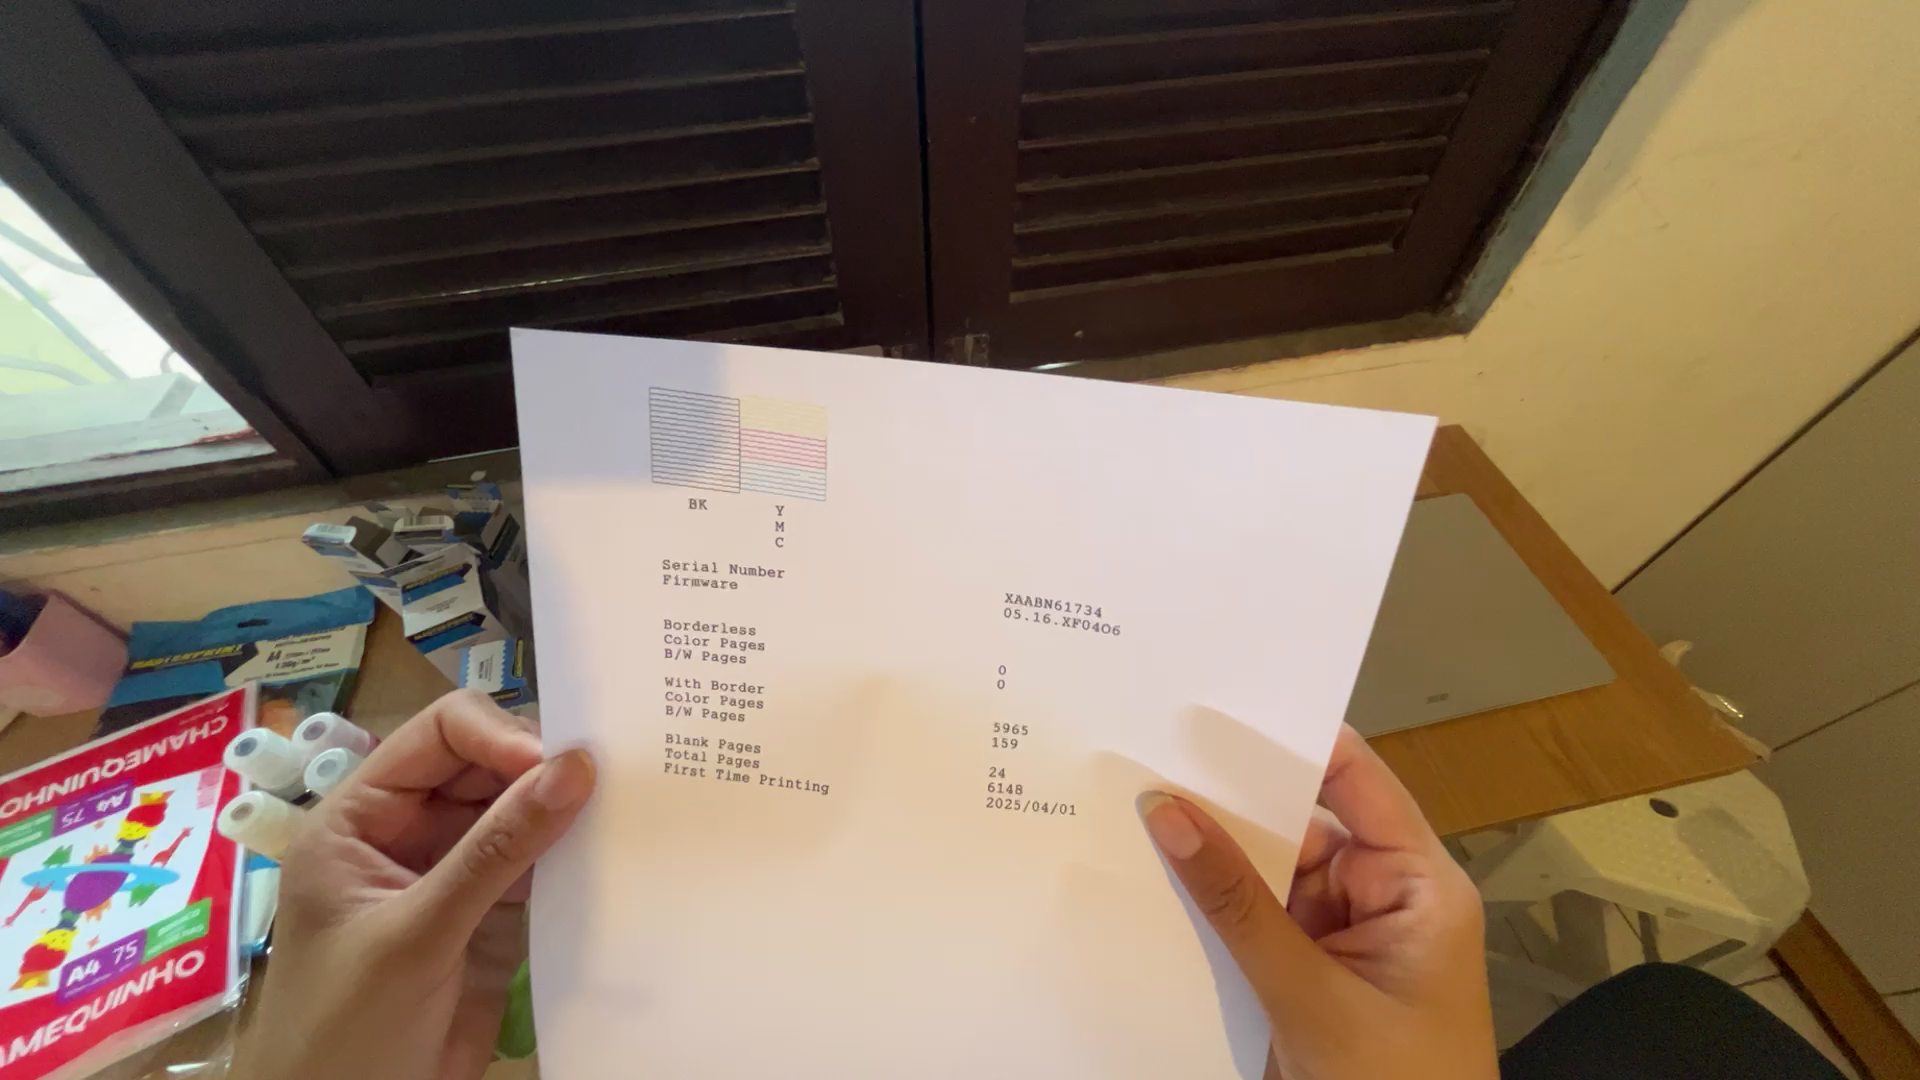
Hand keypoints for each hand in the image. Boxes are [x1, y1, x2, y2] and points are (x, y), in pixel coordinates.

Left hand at [233, 690, 594, 1079]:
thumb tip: (578, 765)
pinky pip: (546, 848)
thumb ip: (497, 848)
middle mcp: (415, 826)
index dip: (500, 736)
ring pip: (525, 801)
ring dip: (567, 802)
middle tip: (604, 782)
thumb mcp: (417, 934)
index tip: (558, 766)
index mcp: (364, 817)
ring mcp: (459, 862)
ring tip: (622, 801)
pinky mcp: (499, 898)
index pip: (442, 733)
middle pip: (492, 759)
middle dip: (544, 765)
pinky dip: (577, 843)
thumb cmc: (346, 1032)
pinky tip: (612, 842)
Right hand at [1139, 724, 1495, 1079]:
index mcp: (1416, 882)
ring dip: (1213, 839)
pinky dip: (1209, 885)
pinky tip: (1156, 859)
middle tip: (1155, 745)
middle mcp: (1378, 888)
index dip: (1291, 738)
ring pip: (1266, 859)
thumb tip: (1165, 811)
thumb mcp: (1311, 994)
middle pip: (1299, 814)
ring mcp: (1336, 922)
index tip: (1216, 708)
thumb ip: (1234, 901)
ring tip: (1140, 793)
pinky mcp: (1301, 953)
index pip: (1355, 779)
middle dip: (1233, 789)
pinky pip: (1249, 901)